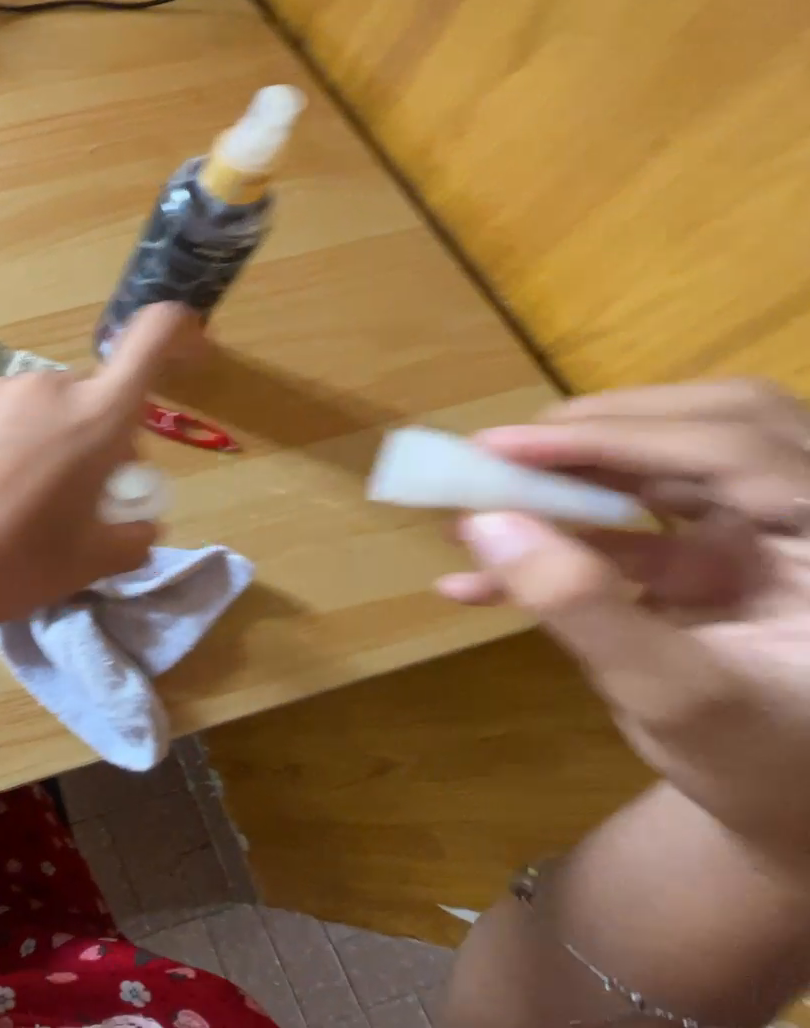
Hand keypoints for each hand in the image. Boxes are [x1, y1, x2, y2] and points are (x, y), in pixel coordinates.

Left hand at [0, 305, 182, 666]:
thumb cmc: (17, 566)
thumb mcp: (94, 562)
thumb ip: (134, 533)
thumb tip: (138, 521)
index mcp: (97, 416)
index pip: (154, 336)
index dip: (179, 335)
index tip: (187, 356)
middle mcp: (45, 387)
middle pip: (86, 394)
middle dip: (91, 432)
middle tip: (70, 491)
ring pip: (33, 405)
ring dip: (37, 435)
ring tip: (9, 495)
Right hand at [436, 380, 809, 873]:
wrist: (793, 820)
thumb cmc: (765, 771)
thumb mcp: (673, 697)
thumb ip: (580, 606)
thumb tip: (481, 522)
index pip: (731, 449)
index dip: (609, 437)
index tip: (496, 446)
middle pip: (708, 429)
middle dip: (591, 434)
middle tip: (493, 455)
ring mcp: (768, 538)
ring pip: (663, 467)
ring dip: (564, 478)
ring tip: (475, 499)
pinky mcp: (713, 560)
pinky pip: (625, 532)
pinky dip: (549, 546)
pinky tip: (471, 582)